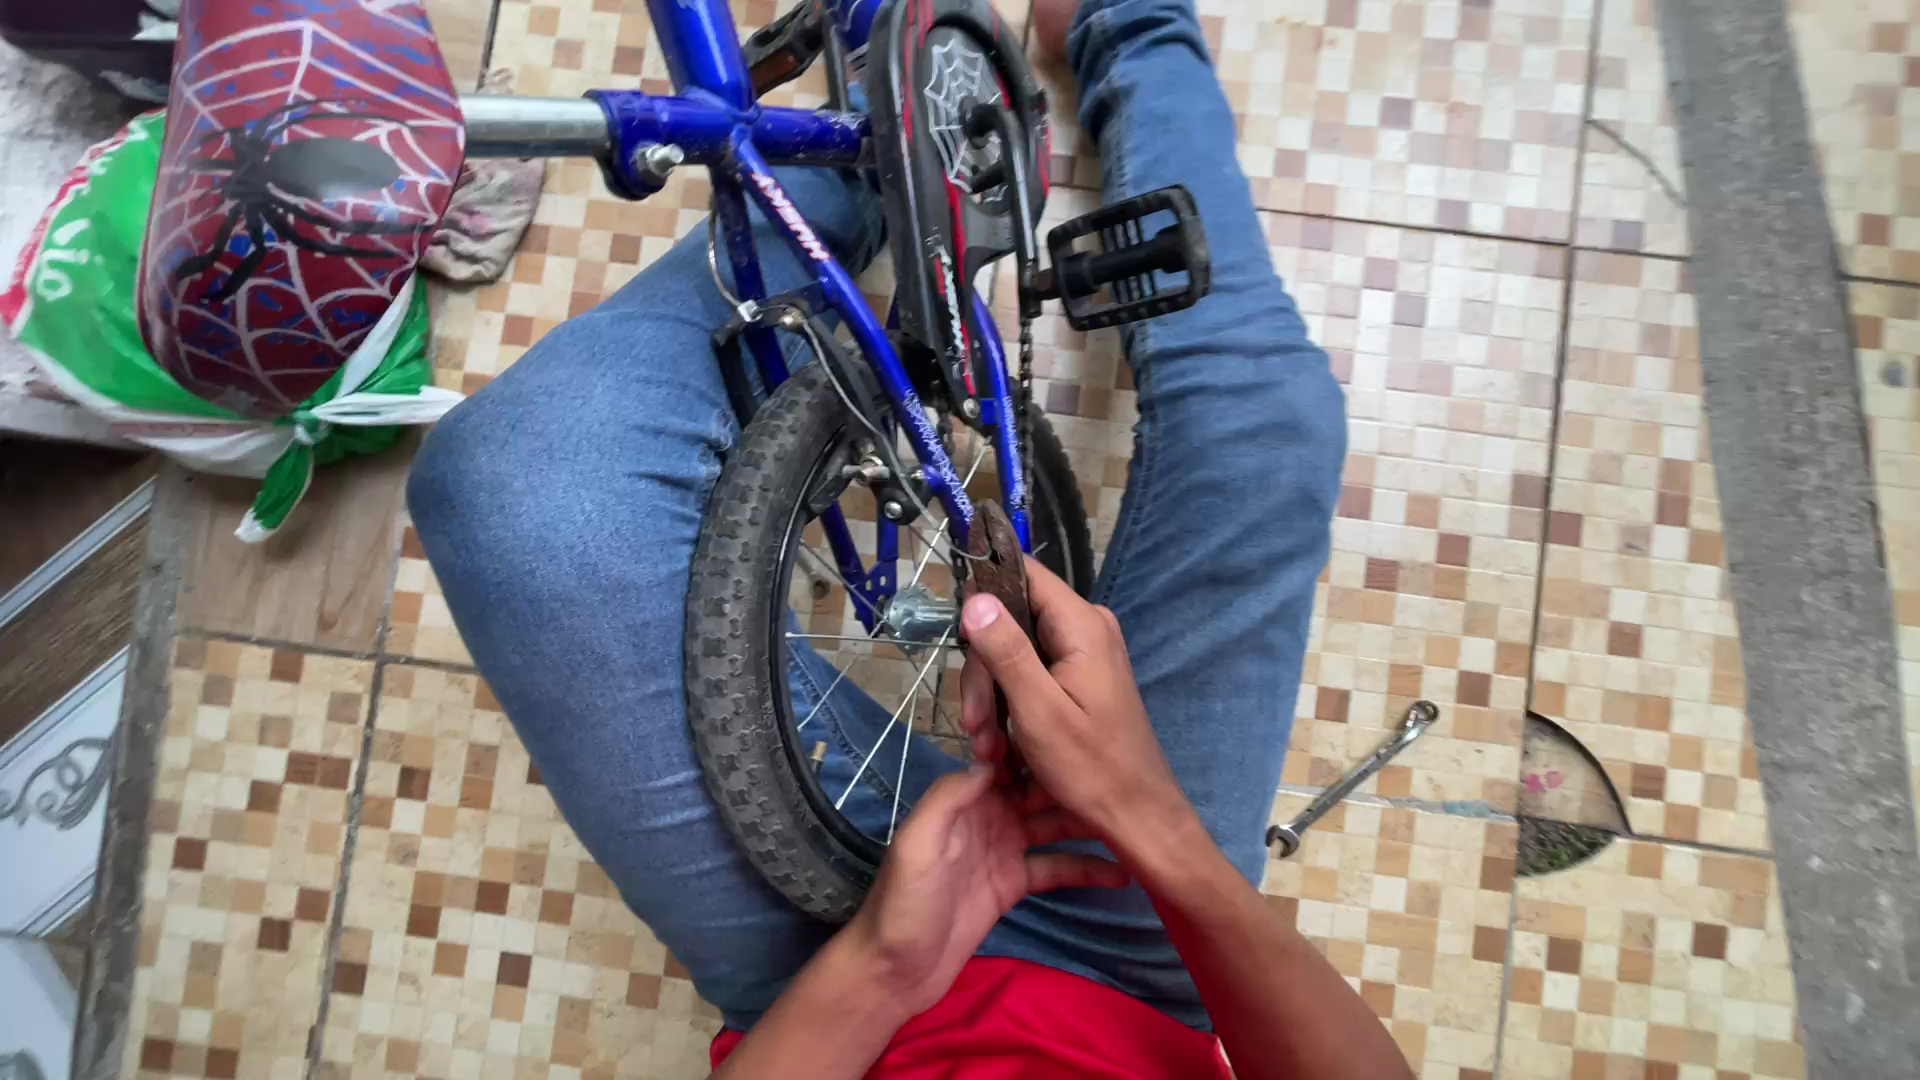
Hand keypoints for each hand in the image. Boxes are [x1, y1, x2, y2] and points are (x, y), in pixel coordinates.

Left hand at [841, 763, 1127, 1015]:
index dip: (1039, 749)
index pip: (1006, 761)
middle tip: (1123, 782)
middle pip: (1037, 789)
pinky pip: (1054, 868)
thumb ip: (948, 798)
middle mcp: (987, 815)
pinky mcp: (1013, 884)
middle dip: (1073, 782)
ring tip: (1132, 820)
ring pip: (1052, 825)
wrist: (894, 971)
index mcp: (963, 799)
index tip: (1079, 742)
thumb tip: (992, 760)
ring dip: (1086, 822)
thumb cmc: (902, 903)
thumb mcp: (916, 843)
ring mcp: (1003, 849)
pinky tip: (1120, 872)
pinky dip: (1085, 868)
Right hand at [958, 559, 1207, 872]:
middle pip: (1012, 620)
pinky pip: (1030, 671)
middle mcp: (1085, 626)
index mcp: (1082, 624)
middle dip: (985, 670)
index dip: (986, 593)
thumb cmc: (1091, 767)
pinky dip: (1011, 702)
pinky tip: (1001, 742)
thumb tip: (975, 599)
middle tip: (976, 725)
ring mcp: (1083, 652)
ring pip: (1015, 650)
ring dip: (993, 695)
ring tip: (989, 745)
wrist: (1137, 815)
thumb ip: (1007, 650)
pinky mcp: (1078, 675)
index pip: (1024, 574)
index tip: (959, 633)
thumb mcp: (1039, 710)